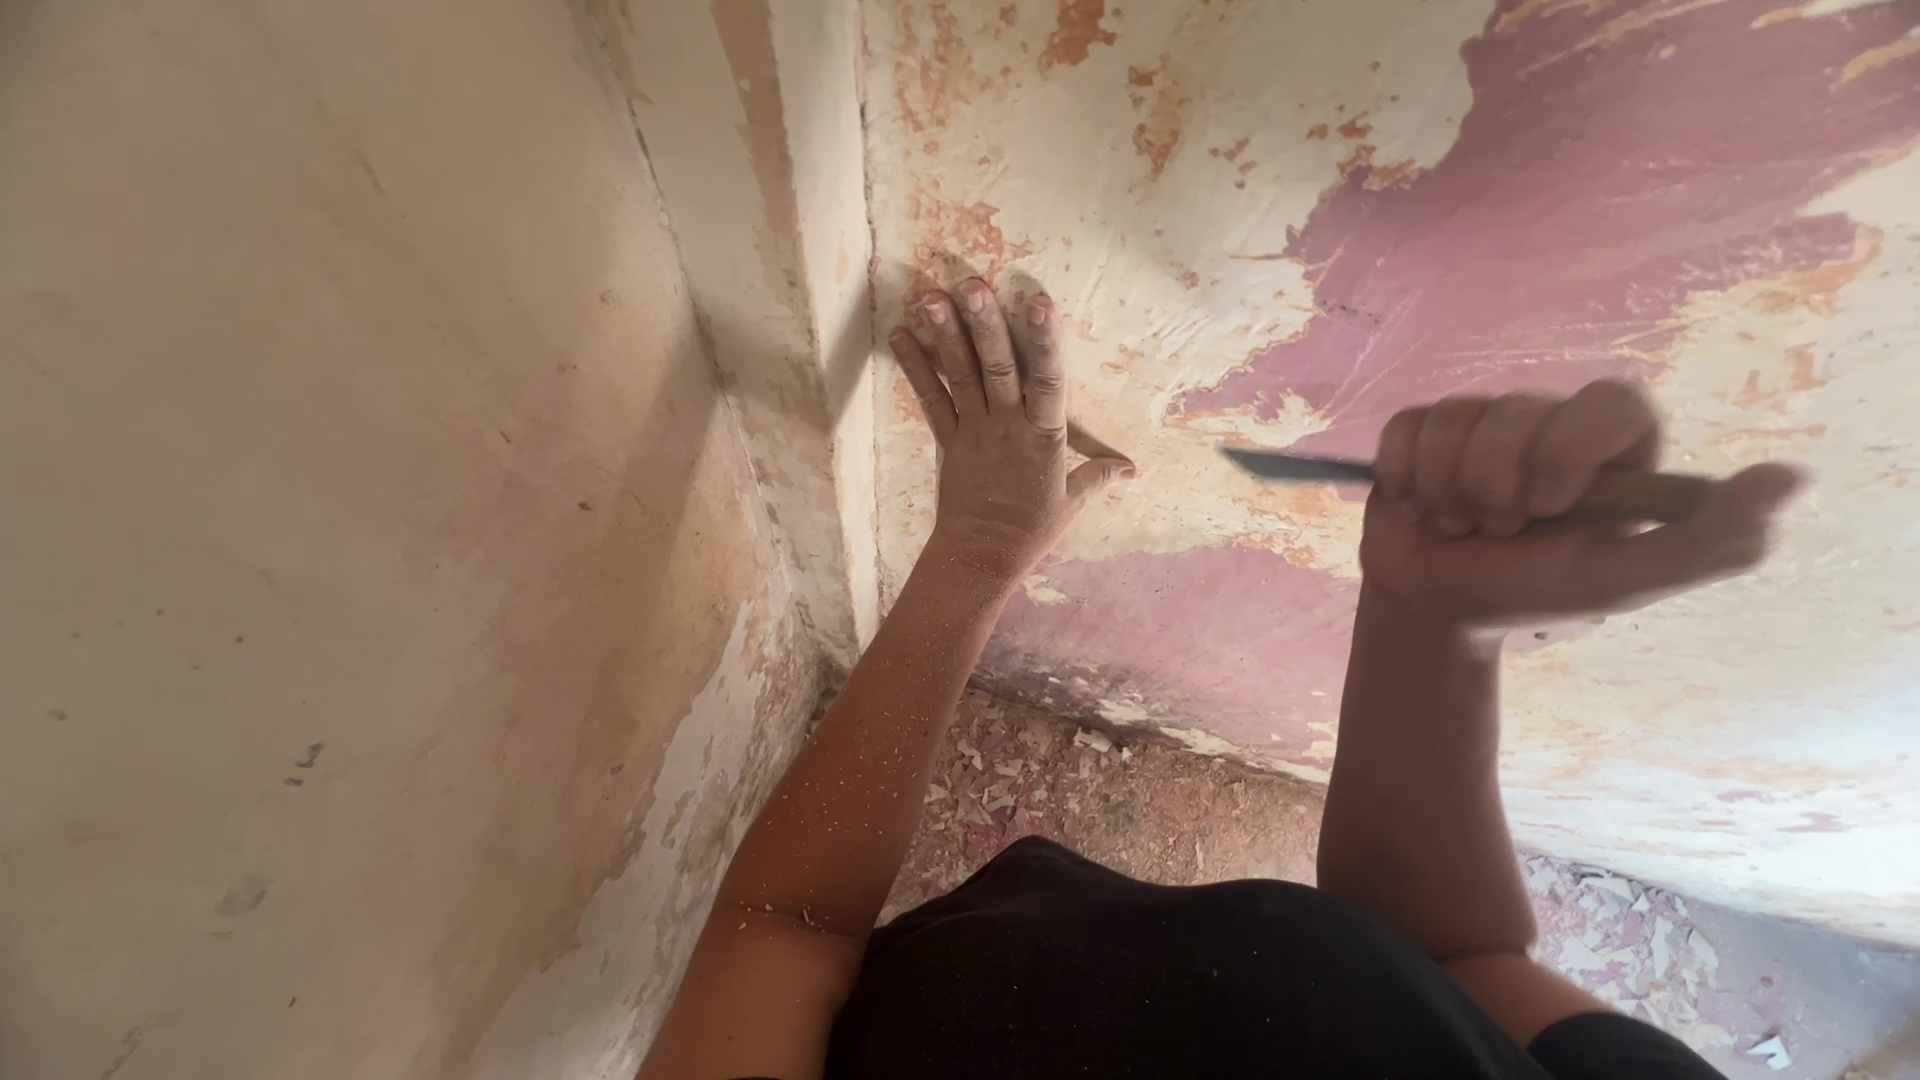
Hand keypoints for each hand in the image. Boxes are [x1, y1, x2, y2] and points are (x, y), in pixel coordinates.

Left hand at [889, 278, 1134, 587]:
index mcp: (1044, 438)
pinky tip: (899, 335)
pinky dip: (914, 368)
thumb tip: (1133, 469)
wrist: (980, 557)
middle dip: (986, 326)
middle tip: (972, 285)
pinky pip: (930, 400)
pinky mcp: (947, 441)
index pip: (1050, 383)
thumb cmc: (1030, 531)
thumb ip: (1099, 476)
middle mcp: (1007, 426)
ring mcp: (973, 431)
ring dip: (946, 336)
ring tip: (930, 296)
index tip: (1040, 303)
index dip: (1046, 342)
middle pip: (998, 369)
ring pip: (960, 377)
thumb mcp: (1072, 503)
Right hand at [1360, 380, 1805, 627]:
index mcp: (1607, 450)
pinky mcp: (1418, 434)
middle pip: (1513, 411)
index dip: (1566, 449)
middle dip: (1491, 485)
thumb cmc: (1527, 593)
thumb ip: (1707, 542)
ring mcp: (1476, 425)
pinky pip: (1406, 428)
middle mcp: (1544, 424)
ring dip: (1443, 490)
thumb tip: (1789, 477)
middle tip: (1495, 529)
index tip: (1547, 505)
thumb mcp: (1621, 582)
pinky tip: (1416, 506)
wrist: (1434, 608)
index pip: (1608, 401)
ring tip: (1455, 523)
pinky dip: (1403, 478)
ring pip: (1453, 419)